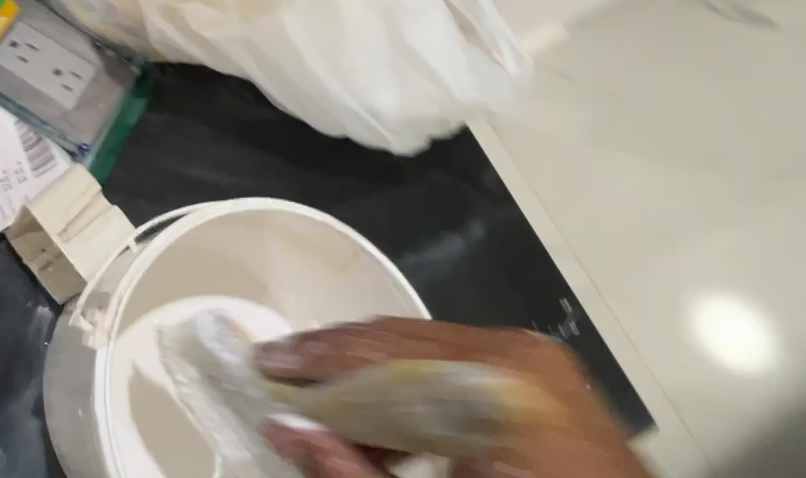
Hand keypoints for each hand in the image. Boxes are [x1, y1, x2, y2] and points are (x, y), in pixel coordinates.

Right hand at [255, 319, 649, 477]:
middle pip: (399, 341)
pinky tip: (380, 416)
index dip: (318, 361)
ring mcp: (536, 359)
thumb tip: (282, 429)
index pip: (386, 356)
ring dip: (368, 372)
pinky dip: (411, 384)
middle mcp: (519, 355)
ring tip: (318, 395)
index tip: (264, 365)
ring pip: (422, 347)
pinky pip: (453, 361)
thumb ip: (355, 477)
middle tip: (277, 369)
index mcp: (502, 389)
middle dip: (335, 359)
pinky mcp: (541, 372)